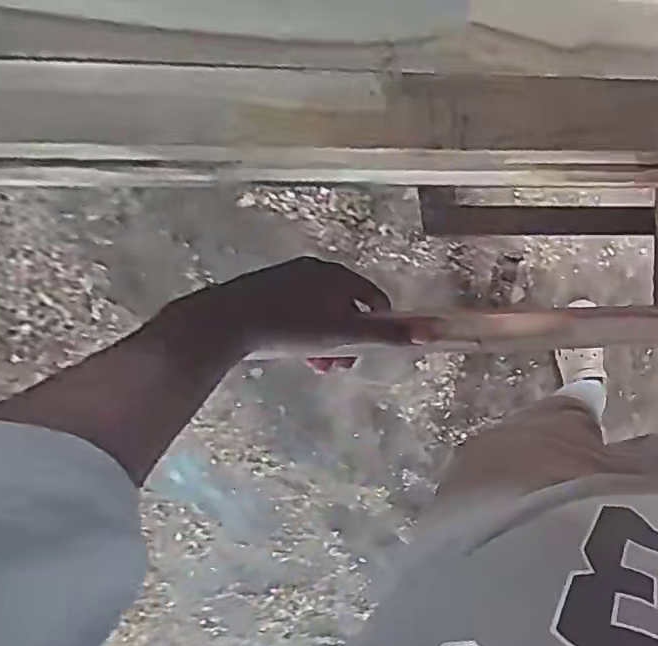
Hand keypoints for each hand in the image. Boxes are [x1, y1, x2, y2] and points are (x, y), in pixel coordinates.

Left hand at [146, 257, 411, 369]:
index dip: (380, 327)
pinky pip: (299, 313)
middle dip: (351, 338)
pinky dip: (306, 334)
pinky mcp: (264, 291)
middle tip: (339, 363)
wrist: (225, 323)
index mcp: (337, 275)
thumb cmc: (292, 328)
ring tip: (317, 363)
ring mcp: (287, 278)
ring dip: (329, 341)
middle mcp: (314, 270)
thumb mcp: (346, 336)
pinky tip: (296, 352)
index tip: (369, 350)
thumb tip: (432, 332)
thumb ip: (389, 335)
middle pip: (349, 308)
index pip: (375, 299)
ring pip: (324, 313)